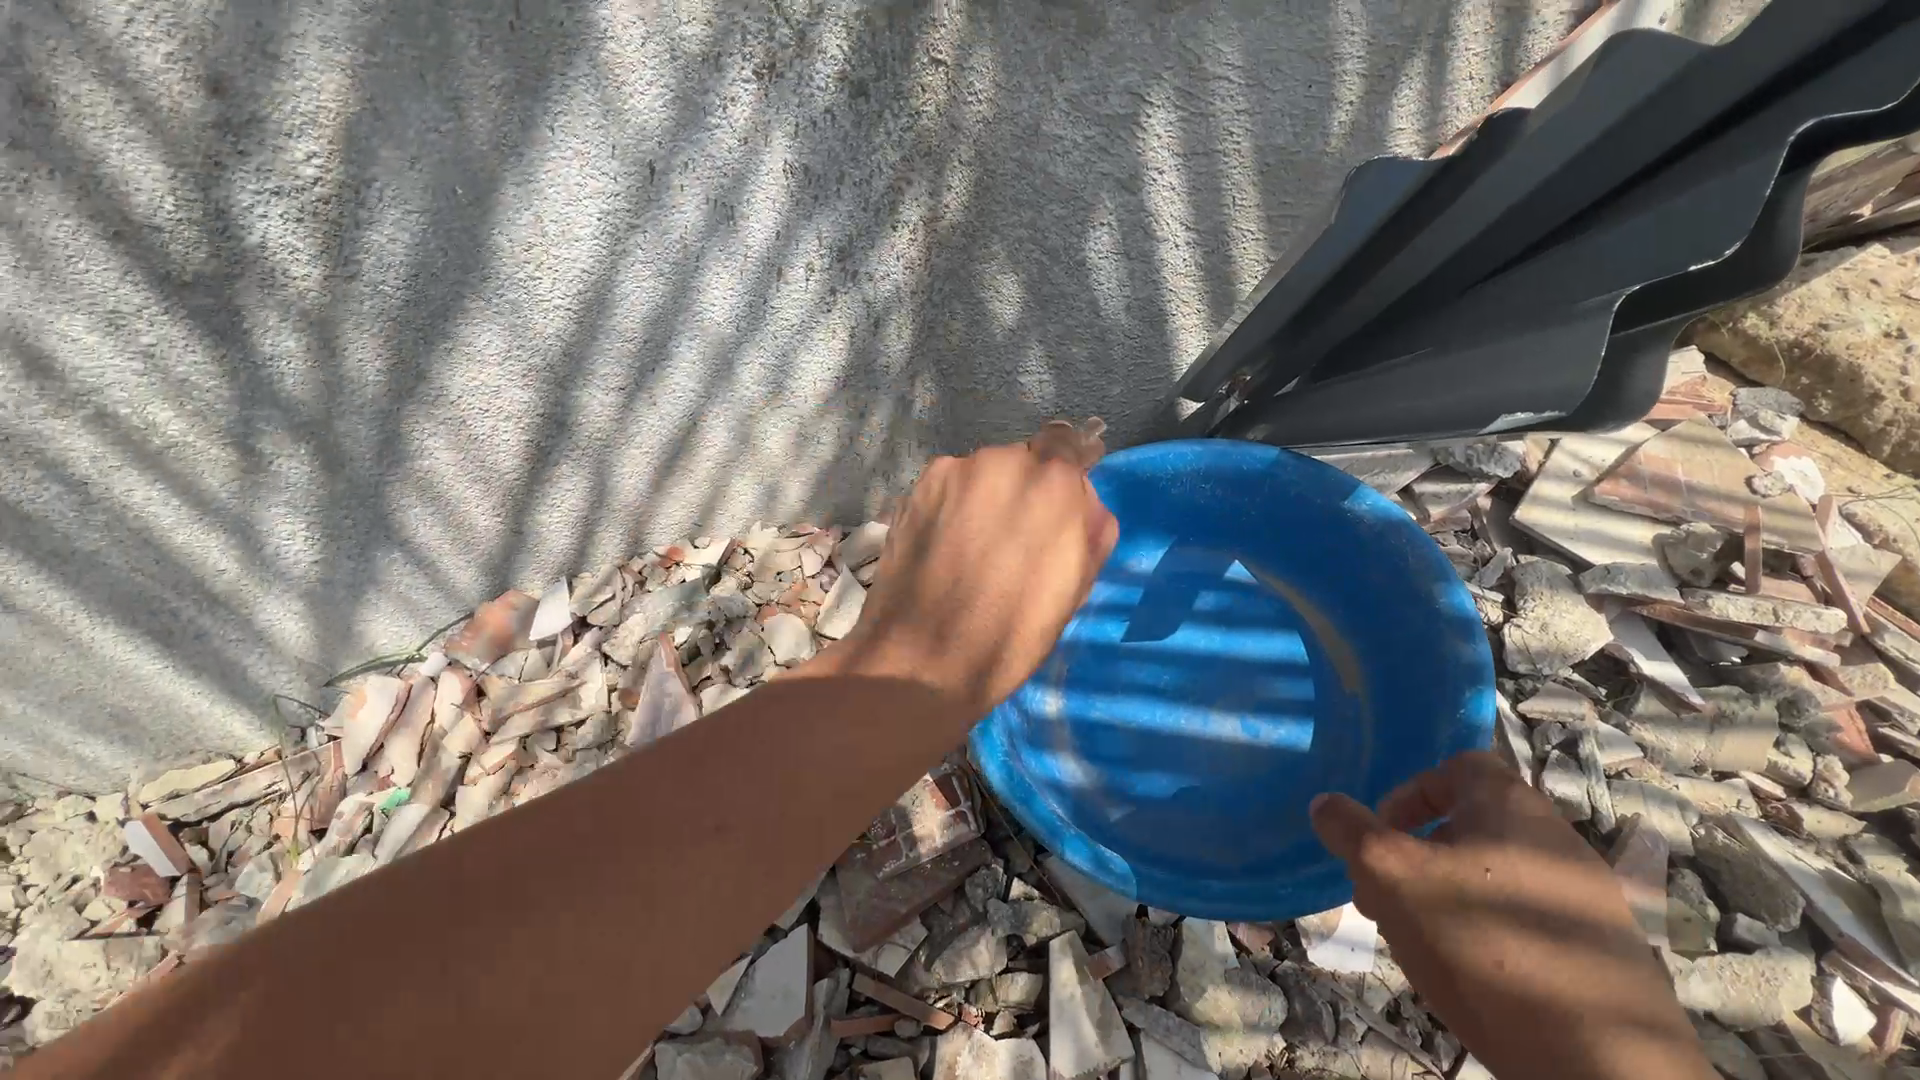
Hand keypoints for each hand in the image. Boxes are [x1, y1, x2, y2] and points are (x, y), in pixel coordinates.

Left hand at [840, 420, 1117, 713]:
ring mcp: (952, 472)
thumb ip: (1090, 526)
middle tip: (1011, 541)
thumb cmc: (1012, 635)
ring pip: (981, 475)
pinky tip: (943, 549)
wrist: (923, 662)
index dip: (1062, 473)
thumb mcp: (1076, 585)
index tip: (1055, 500)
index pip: (1067, 444)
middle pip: (1021, 462)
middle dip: (1021, 492)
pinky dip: (950, 509)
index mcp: (1053, 483)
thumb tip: (1080, 498)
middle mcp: (1002, 461)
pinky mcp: (914, 489)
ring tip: (971, 550)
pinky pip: (947, 489)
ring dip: (983, 499)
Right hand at [1310, 752, 1716, 1079]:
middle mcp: (1558, 840)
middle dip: (1418, 853)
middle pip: (1472, 825)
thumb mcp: (1388, 874)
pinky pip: (1528, 920)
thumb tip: (1326, 803)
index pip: (1459, 766)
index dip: (1410, 793)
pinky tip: (1470, 973)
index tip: (1382, 835)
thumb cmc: (1478, 941)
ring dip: (1447, 893)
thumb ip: (1350, 830)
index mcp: (1512, 806)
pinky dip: (1489, 932)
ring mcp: (1589, 899)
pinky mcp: (1604, 953)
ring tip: (1418, 939)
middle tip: (1385, 895)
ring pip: (1495, 875)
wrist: (1596, 1060)